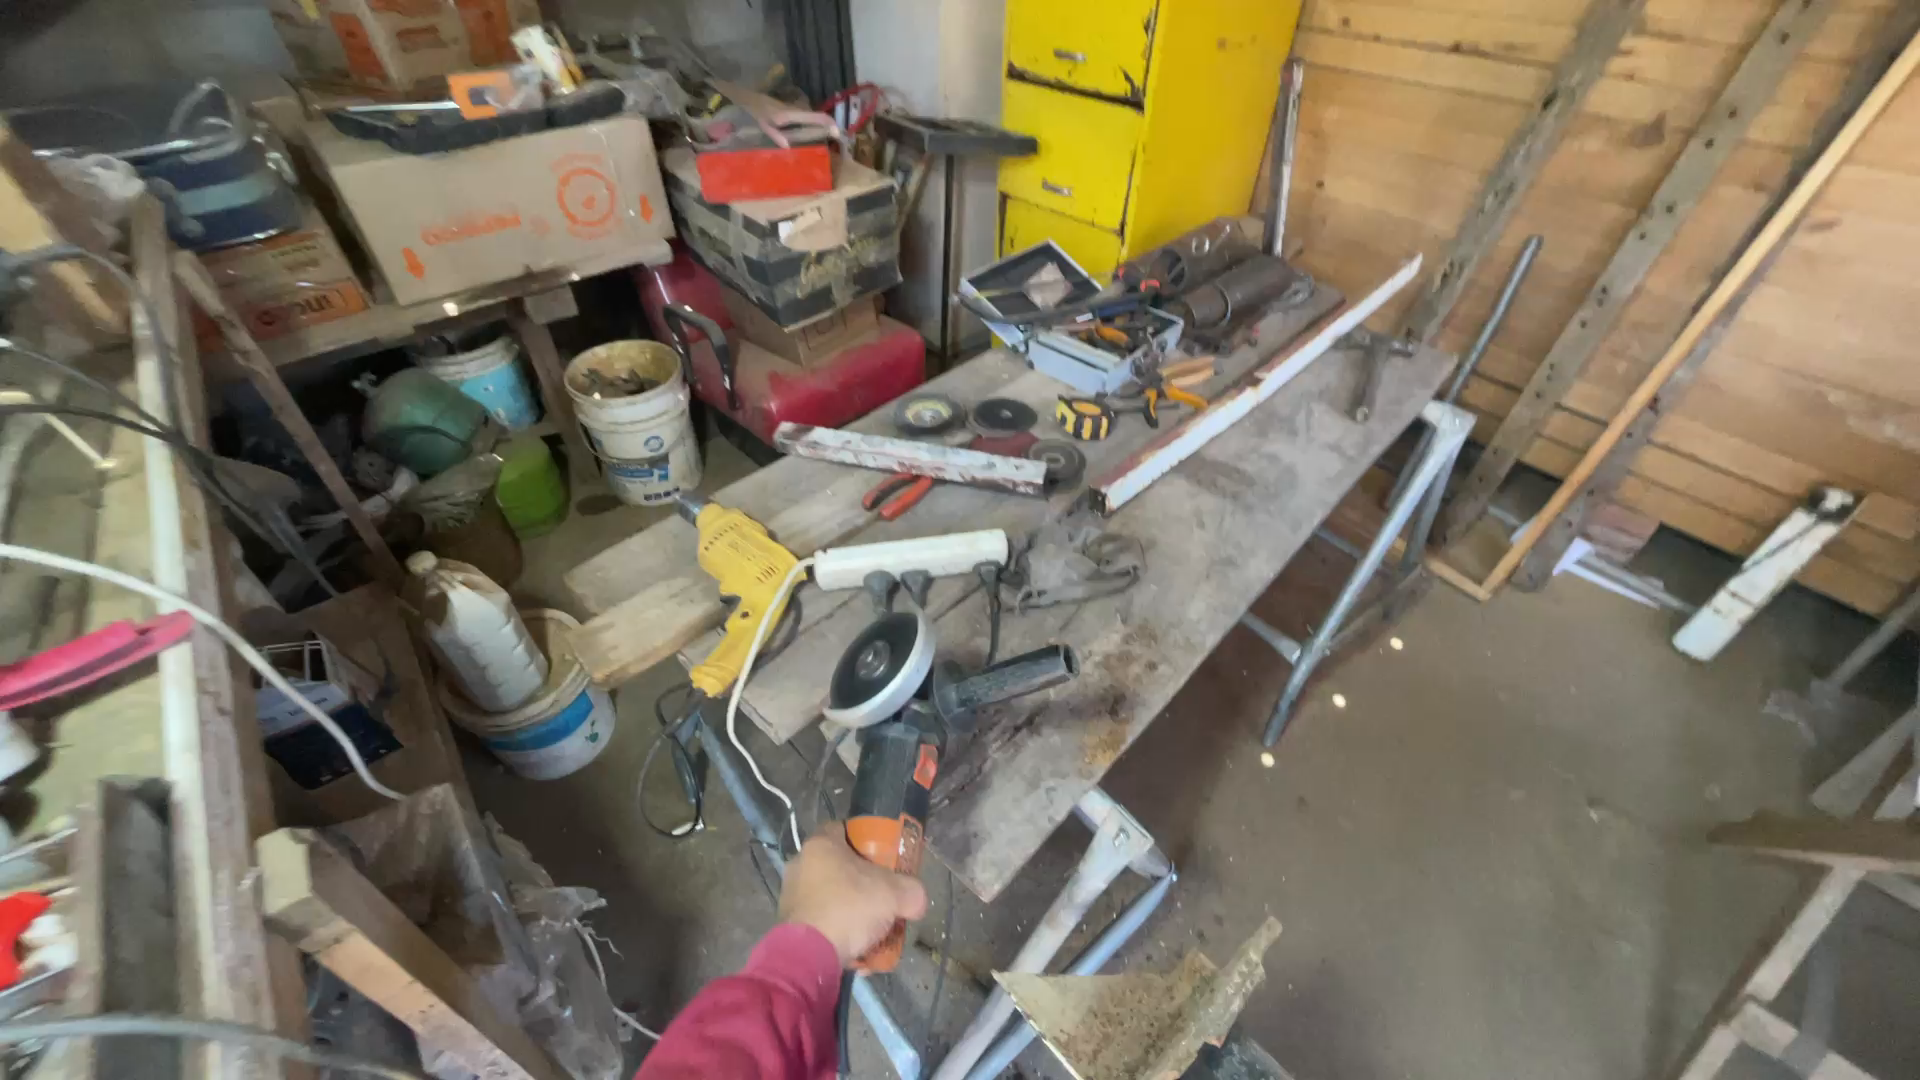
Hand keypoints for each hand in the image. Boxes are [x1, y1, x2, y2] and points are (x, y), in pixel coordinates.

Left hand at [779, 828, 928, 966]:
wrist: (807, 957)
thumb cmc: (848, 908)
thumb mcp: (893, 894)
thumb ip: (911, 891)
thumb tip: (917, 900)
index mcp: (821, 844)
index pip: (843, 829)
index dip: (865, 840)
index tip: (882, 857)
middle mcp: (800, 864)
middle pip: (838, 866)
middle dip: (860, 882)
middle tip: (880, 897)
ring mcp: (790, 897)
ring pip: (829, 897)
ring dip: (849, 912)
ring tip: (870, 932)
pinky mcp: (787, 927)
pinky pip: (819, 924)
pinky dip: (836, 934)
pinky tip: (855, 951)